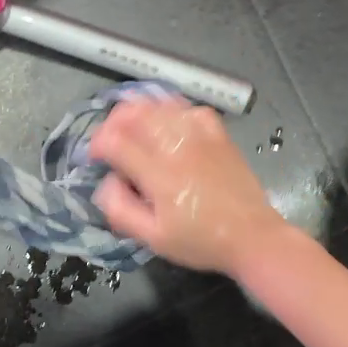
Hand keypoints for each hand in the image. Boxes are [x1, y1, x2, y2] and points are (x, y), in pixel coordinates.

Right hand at [89, 97, 285, 273]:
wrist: (252, 237)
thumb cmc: (200, 241)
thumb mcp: (153, 239)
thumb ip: (121, 210)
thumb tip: (106, 183)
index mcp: (159, 175)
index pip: (115, 141)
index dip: (96, 145)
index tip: (95, 158)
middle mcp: (178, 147)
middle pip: (135, 112)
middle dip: (114, 122)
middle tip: (111, 141)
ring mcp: (201, 136)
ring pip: (161, 105)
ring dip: (139, 113)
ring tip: (134, 130)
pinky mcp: (218, 135)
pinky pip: (190, 109)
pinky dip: (172, 112)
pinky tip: (169, 127)